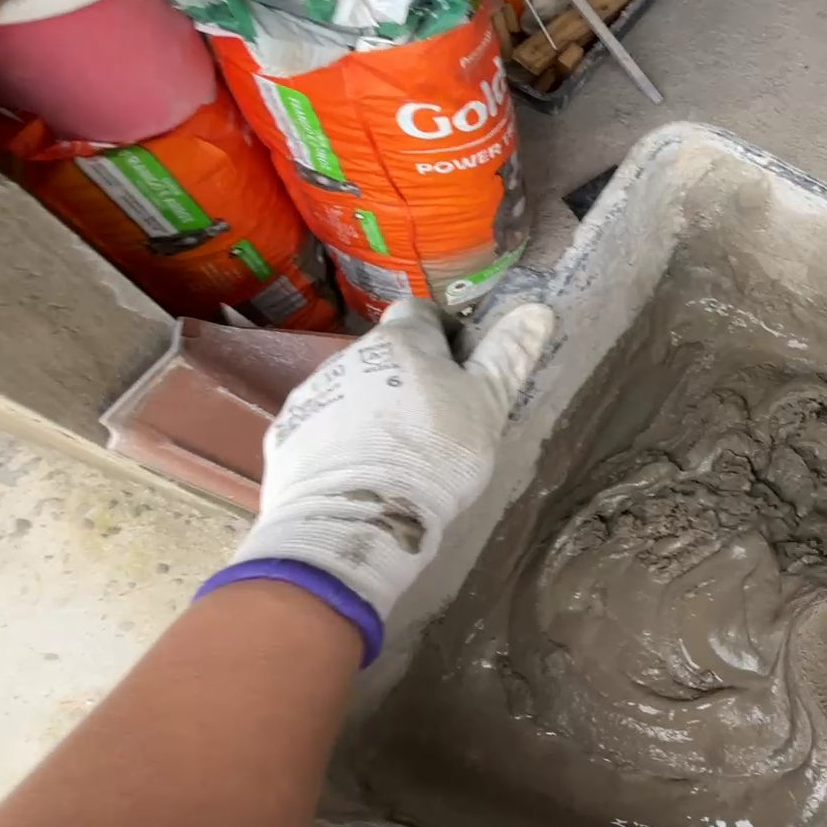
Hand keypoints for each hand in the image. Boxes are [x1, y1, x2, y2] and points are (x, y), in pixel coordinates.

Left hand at [215, 298, 554, 662]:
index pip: (420, 312)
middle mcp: (349, 355)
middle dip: (411, 374)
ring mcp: (313, 394)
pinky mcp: (288, 434)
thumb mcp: (489, 402)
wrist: (360, 516)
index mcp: (402, 342)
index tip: (462, 368)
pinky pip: (324, 423)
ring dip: (377, 404)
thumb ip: (509, 354)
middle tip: (441, 418)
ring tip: (402, 450)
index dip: (444, 333)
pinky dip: (345, 437)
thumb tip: (538, 309)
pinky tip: (367, 469)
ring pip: (355, 387)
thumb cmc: (438, 449)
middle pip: (387, 353)